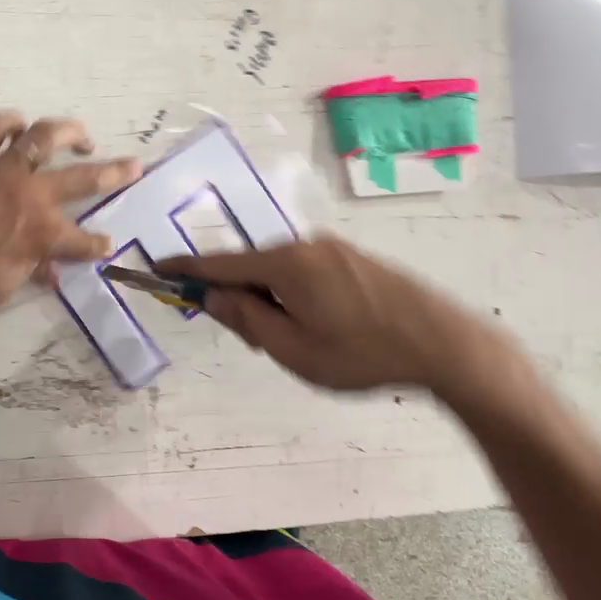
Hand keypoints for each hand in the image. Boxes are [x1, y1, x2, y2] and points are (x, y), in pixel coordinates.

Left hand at [0, 113, 140, 354]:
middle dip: (113, 173)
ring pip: (42, 135)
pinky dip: (10, 124)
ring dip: (68, 132)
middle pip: (82, 178)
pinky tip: (18, 127)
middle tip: (134, 166)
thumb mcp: (2, 291)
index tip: (105, 246)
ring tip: (81, 137)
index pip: (83, 240)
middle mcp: (26, 195)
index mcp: (40, 234)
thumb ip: (30, 269)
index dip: (96, 246)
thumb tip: (48, 266)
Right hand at [160, 236, 507, 395]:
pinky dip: (295, 296)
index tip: (153, 268)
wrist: (446, 344)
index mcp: (285, 264)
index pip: (219, 263)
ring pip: (281, 273)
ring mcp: (334, 250)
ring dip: (271, 302)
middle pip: (251, 268)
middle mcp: (306, 246)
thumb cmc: (362, 353)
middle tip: (260, 343)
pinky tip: (321, 329)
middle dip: (241, 299)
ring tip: (297, 344)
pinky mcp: (355, 260)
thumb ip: (247, 319)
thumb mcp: (293, 349)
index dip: (183, 269)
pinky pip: (306, 273)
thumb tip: (211, 295)